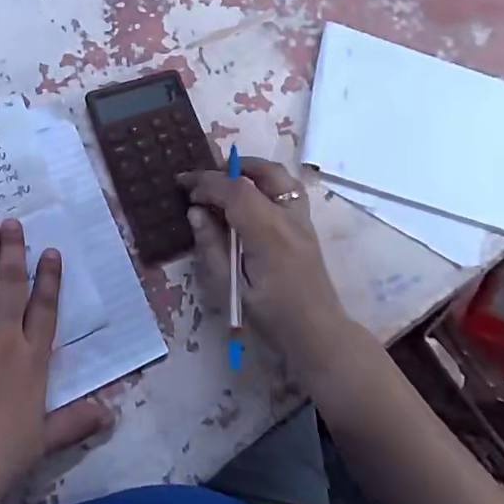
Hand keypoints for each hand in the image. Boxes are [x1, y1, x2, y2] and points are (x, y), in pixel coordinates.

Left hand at [0, 220, 112, 503]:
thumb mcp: (41, 443)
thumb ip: (73, 422)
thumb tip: (110, 414)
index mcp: (32, 363)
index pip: (45, 310)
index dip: (49, 279)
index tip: (51, 251)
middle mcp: (2, 342)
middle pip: (10, 287)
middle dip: (13, 252)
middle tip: (13, 222)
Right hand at [179, 157, 353, 372]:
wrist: (318, 335)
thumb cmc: (272, 317)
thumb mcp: (231, 287)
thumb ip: (212, 246)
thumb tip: (195, 212)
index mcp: (268, 232)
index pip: (235, 189)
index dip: (207, 182)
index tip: (184, 188)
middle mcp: (289, 217)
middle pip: (262, 172)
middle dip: (229, 169)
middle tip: (203, 181)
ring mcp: (302, 219)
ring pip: (280, 175)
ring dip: (251, 171)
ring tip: (226, 182)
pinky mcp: (306, 225)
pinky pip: (287, 188)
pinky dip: (265, 182)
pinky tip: (249, 199)